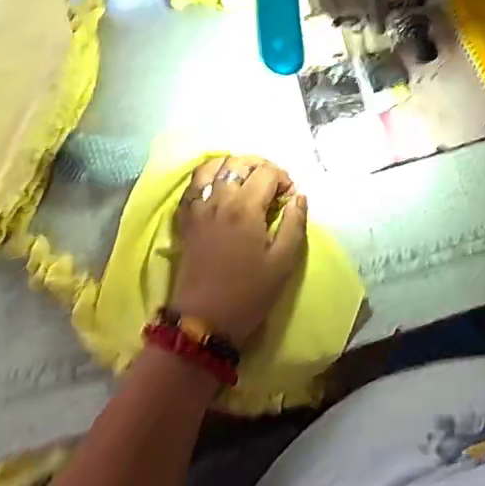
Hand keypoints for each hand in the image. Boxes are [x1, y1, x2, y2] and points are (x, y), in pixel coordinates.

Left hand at [170, 156, 307, 344]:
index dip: (284, 179)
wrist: (203, 322)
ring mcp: (198, 209)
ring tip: (247, 182)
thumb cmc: (248, 293)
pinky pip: (193, 185)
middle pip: (240, 163)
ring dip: (234, 167)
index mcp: (245, 208)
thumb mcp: (283, 262)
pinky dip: (208, 177)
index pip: (267, 172)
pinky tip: (220, 188)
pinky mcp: (185, 220)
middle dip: (261, 167)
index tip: (290, 198)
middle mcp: (219, 200)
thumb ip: (294, 224)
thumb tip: (299, 197)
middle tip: (273, 187)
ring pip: (213, 167)